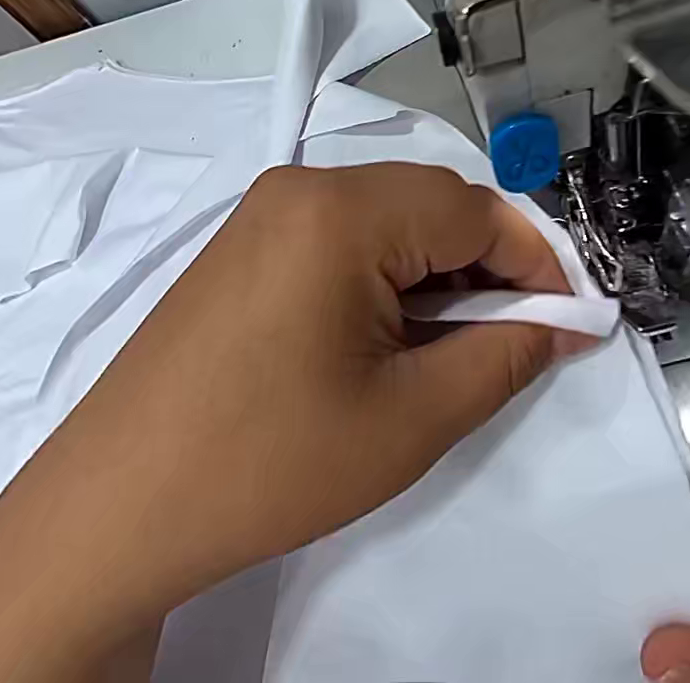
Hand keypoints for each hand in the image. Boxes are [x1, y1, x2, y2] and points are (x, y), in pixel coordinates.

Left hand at [0, 163, 591, 682]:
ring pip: (389, 215)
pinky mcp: (247, 238)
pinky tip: (391, 326)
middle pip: (430, 202)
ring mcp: (266, 209)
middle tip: (514, 330)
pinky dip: (387, 268)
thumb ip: (503, 356)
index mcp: (341, 212)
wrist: (121, 502)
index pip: (473, 210)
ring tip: (454, 336)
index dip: (534, 260)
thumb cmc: (271, 462)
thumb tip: (563, 324)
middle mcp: (302, 186)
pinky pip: (343, 232)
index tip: (569, 315)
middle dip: (486, 261)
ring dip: (437, 265)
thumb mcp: (411, 418)